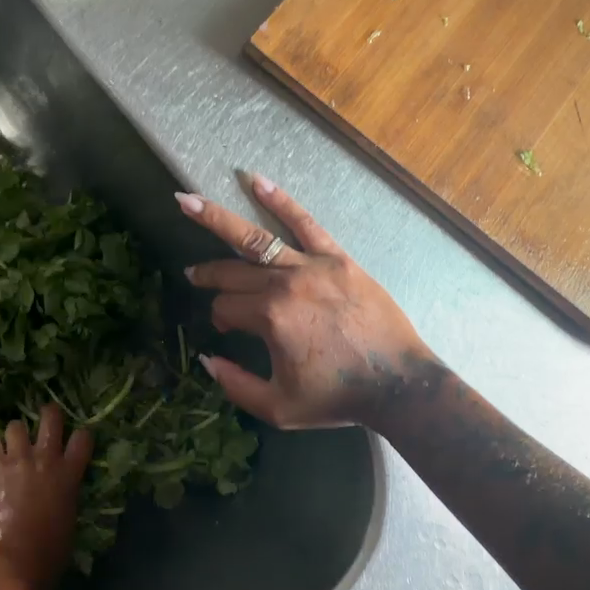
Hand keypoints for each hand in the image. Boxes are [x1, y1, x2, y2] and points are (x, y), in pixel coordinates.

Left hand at [0, 406, 93, 589]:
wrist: (10, 565)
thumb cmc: (47, 556)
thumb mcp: (69, 522)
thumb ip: (66, 495)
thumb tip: (61, 489)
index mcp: (69, 475)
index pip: (83, 437)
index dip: (81, 436)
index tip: (76, 440)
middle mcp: (45, 459)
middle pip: (51, 416)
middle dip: (49, 414)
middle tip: (45, 420)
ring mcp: (17, 459)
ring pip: (16, 425)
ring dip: (16, 435)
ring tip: (12, 447)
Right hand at [178, 174, 438, 430]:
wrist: (400, 385)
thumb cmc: (338, 398)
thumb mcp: (280, 409)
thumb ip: (236, 386)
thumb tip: (207, 359)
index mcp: (269, 319)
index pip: (226, 306)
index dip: (220, 318)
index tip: (225, 329)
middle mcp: (284, 285)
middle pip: (232, 271)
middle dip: (208, 274)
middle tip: (192, 274)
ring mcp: (311, 266)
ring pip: (256, 238)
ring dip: (217, 218)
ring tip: (189, 202)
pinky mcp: (337, 258)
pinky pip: (305, 223)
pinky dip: (279, 200)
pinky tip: (256, 181)